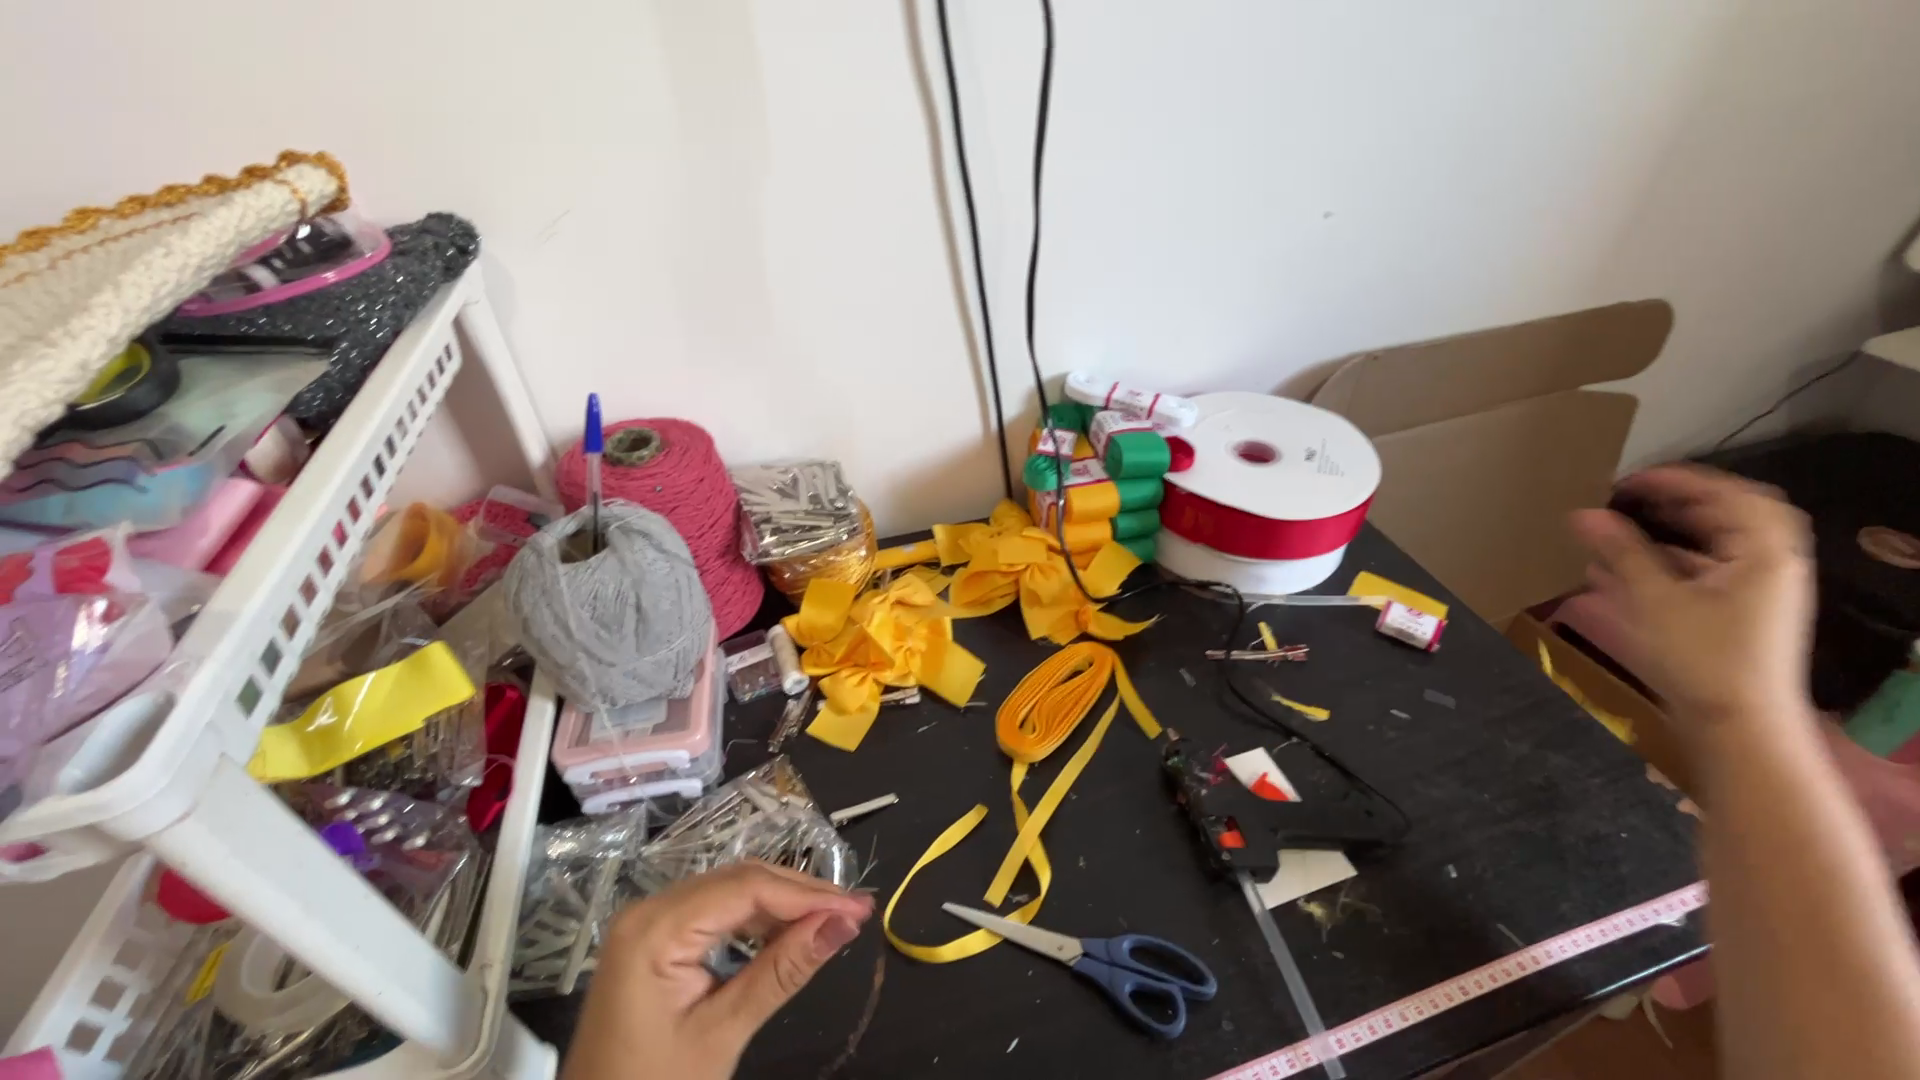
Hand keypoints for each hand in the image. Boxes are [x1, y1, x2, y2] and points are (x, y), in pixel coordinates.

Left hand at [560, 862, 874, 1079]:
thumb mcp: (723, 1032)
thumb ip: (783, 971)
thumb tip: (845, 924)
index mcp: (656, 928)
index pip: (747, 889)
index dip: (809, 894)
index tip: (861, 908)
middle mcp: (650, 909)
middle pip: (740, 881)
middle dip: (802, 893)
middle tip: (857, 911)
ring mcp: (650, 921)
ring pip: (732, 891)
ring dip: (784, 903)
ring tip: (835, 918)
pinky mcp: (656, 938)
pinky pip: (716, 911)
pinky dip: (758, 918)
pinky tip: (791, 930)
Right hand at [1569, 465, 1814, 728]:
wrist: (1738, 724)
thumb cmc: (1700, 657)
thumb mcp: (1653, 599)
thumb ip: (1619, 551)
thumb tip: (1583, 514)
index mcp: (1763, 552)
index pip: (1728, 494)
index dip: (1677, 480)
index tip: (1627, 480)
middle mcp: (1771, 565)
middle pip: (1728, 516)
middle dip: (1676, 504)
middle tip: (1627, 500)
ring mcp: (1760, 591)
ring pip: (1716, 545)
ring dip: (1670, 533)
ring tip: (1619, 532)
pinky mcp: (1743, 614)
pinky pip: (1708, 572)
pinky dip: (1670, 562)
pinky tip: (1626, 572)